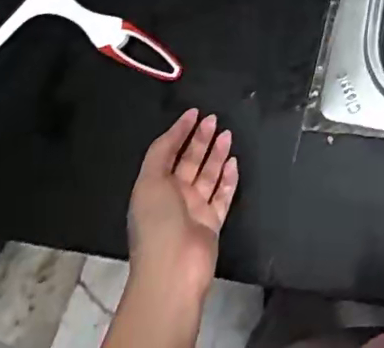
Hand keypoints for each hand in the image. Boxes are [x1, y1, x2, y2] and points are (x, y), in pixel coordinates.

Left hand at [127, 108, 237, 300]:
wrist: (173, 269)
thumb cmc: (158, 222)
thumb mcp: (150, 180)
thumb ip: (162, 151)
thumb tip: (178, 127)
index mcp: (154, 188)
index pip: (168, 153)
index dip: (179, 132)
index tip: (194, 113)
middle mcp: (173, 197)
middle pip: (189, 162)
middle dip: (200, 140)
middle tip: (214, 119)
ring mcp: (194, 210)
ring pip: (207, 176)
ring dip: (216, 155)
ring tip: (227, 134)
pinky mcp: (212, 223)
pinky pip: (222, 195)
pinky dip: (228, 179)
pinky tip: (233, 162)